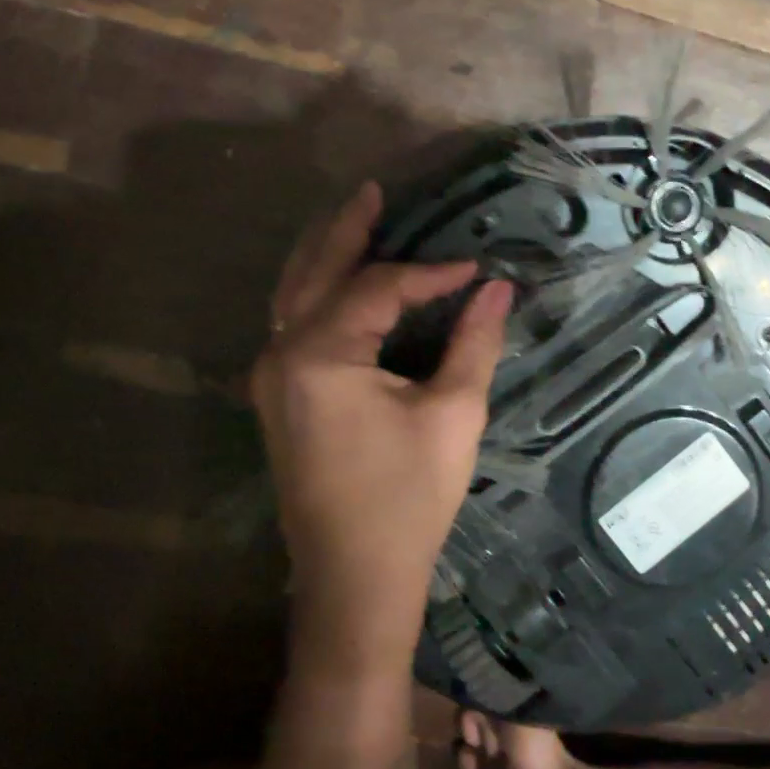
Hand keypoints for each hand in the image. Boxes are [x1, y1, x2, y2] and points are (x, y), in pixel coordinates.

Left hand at [253, 181, 512, 661]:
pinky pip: (294, 322)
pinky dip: (318, 292)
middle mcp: (283, 354)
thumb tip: (498, 288)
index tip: (476, 270)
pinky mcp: (278, 397)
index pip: (379, 288)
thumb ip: (474, 342)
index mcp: (321, 355)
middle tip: (374, 190)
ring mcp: (271, 377)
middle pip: (315, 273)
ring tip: (356, 221)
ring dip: (326, 256)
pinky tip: (343, 283)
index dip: (430, 273)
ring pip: (294, 295)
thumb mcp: (453, 414)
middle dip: (346, 230)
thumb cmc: (409, 498)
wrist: (354, 578)